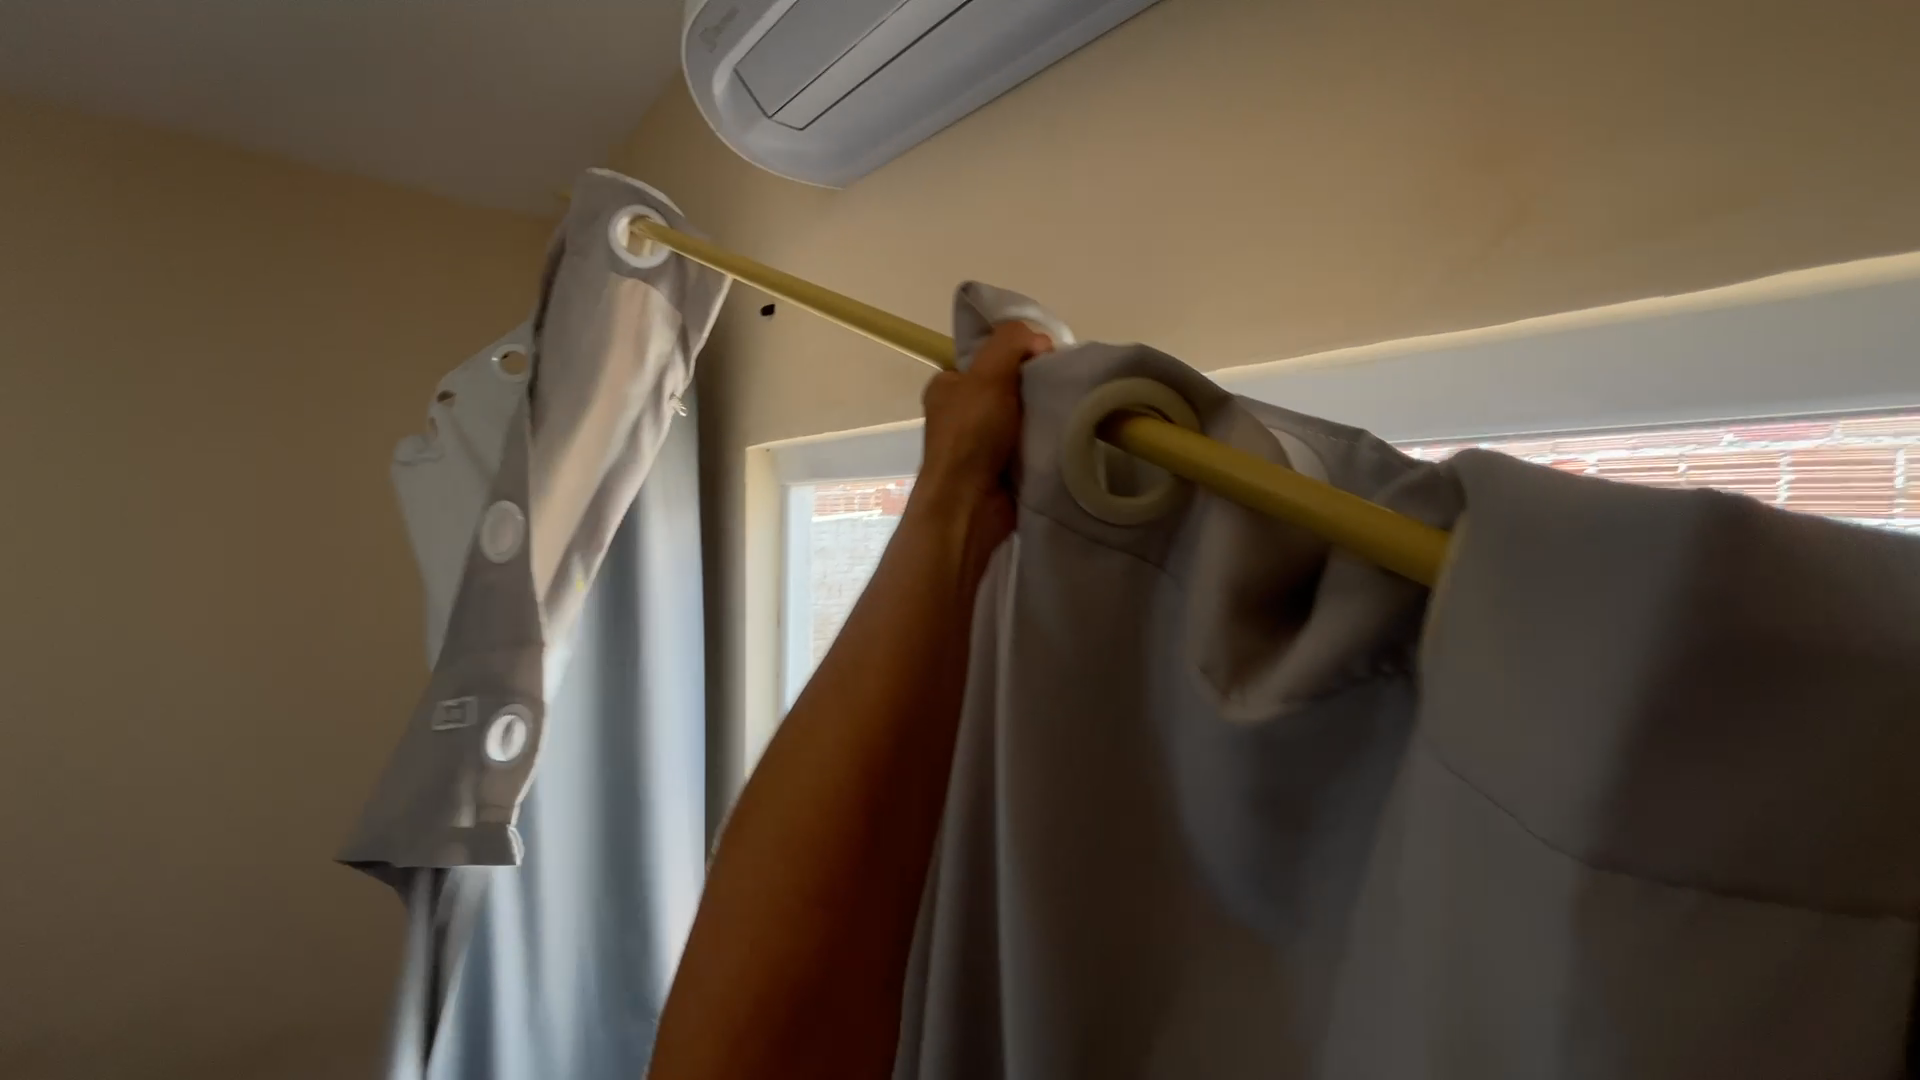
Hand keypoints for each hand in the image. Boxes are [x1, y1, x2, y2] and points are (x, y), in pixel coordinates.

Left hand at [913, 321, 1054, 562]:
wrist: (970, 505)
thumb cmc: (971, 436)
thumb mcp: (987, 374)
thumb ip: (1011, 343)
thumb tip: (1041, 341)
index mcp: (949, 386)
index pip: (989, 358)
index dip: (1019, 353)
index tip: (1048, 360)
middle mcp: (961, 413)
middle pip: (1010, 388)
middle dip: (1037, 387)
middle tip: (1064, 389)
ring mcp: (981, 444)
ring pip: (1024, 418)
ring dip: (1046, 417)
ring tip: (1070, 413)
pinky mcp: (1002, 470)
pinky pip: (1031, 447)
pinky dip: (1046, 444)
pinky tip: (1065, 439)